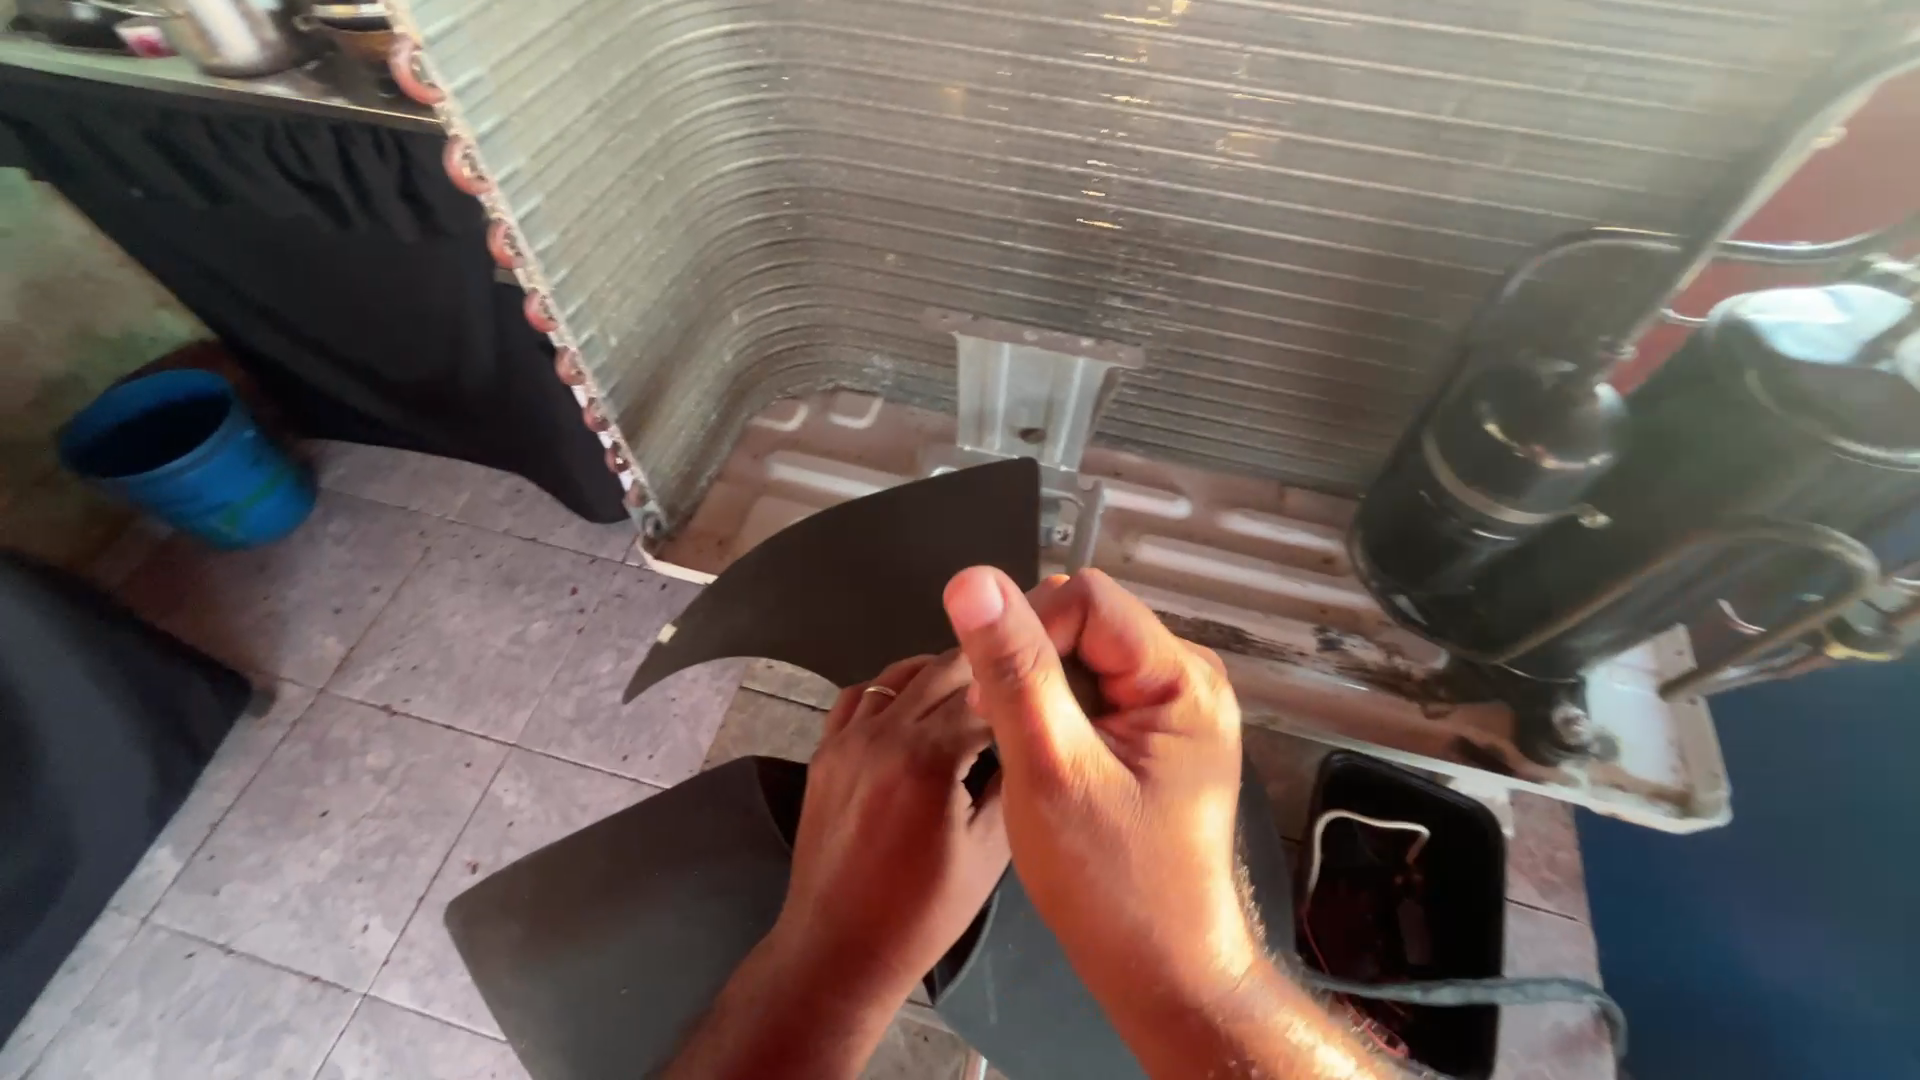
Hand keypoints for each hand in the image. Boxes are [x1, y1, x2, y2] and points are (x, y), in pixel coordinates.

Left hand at [768, 651, 1008, 1002]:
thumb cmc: (922, 912)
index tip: (1035, 698)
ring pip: (898, 674)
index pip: (982, 697)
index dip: (1014, 694)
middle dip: (981, 672)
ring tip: (967, 690)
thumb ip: (1009, 785)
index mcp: (928, 757)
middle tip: (1010, 683)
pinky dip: (888, 689)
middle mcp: (883, 734)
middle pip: (940, 670)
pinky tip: (909, 706)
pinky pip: (857, 696)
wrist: (837, 949)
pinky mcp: (824, 752)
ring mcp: (846, 739)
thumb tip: (1023, 740)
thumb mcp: (989, 854)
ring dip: (936, 673)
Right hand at [943, 567, 1252, 1005]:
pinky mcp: (1156, 729)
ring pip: (1081, 650)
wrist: (1164, 973)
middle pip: (1084, 617)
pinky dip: (1054, 707)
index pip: (1083, 597)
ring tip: (1027, 749)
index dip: (1026, 631)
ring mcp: (1174, 703)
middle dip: (1030, 661)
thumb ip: (1013, 670)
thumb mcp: (1051, 771)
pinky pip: (1091, 684)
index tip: (997, 699)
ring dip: (1037, 686)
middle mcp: (1187, 676)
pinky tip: (1046, 754)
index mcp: (1181, 677)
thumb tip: (972, 581)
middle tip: (1008, 731)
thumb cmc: (1114, 887)